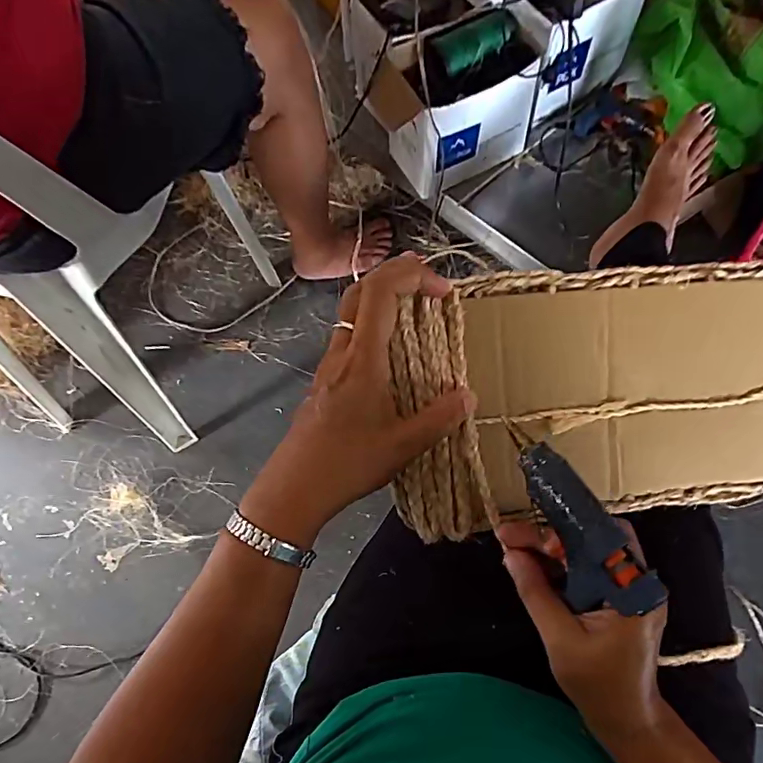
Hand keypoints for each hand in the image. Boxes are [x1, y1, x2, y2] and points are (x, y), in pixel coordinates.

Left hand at [239, 255, 473, 546]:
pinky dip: (372, 327)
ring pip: (351, 313)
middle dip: (395, 274)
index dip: (412, 275)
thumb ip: (439, 418)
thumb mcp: (403, 446)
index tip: (442, 290)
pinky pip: (348, 339)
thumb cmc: (348, 465)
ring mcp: (328, 367)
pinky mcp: (324, 382)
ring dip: (382, 300)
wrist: (295, 487)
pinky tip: (390, 354)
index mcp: (362, 360)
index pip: (381, 291)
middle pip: (360, 290)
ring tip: (413, 311)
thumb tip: (466, 396)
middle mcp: (342, 354)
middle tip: (427, 281)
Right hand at [498, 520, 668, 738]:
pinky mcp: (619, 599)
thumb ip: (536, 593)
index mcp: (633, 589)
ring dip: (552, 549)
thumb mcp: (559, 638)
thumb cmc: (597, 684)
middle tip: (509, 538)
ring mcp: (631, 590)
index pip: (605, 535)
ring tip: (513, 549)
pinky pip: (590, 571)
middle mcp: (639, 582)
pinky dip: (562, 567)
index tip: (529, 534)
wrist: (626, 718)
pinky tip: (533, 567)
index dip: (565, 527)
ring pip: (589, 553)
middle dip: (550, 535)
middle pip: (594, 539)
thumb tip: (511, 555)